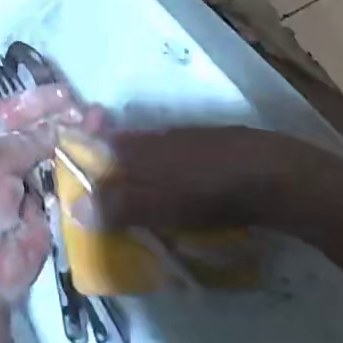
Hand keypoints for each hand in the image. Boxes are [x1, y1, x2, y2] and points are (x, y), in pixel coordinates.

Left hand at [0, 84, 90, 301]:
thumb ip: (29, 139)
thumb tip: (60, 126)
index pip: (12, 112)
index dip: (37, 101)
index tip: (65, 94)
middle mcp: (4, 159)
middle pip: (37, 131)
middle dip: (63, 118)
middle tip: (89, 110)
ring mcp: (27, 183)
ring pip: (55, 153)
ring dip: (77, 139)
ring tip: (103, 122)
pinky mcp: (47, 207)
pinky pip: (67, 181)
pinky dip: (84, 168)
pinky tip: (102, 152)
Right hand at [87, 126, 337, 230]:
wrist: (268, 174)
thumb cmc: (206, 191)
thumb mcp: (157, 205)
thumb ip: (117, 205)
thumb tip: (75, 207)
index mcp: (138, 146)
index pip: (99, 146)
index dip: (85, 160)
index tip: (79, 187)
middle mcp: (154, 136)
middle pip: (121, 149)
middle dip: (110, 171)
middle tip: (107, 203)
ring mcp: (182, 138)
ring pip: (147, 153)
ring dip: (137, 174)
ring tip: (137, 202)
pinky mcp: (206, 146)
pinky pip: (171, 158)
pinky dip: (163, 174)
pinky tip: (174, 192)